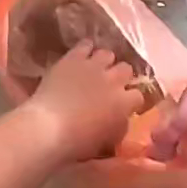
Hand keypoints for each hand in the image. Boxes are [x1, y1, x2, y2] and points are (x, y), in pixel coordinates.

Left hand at [24, 42, 145, 160]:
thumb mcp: (106, 141)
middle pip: (126, 69)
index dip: (131, 100)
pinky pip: (85, 45)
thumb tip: (121, 119)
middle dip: (120, 76)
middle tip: (110, 84)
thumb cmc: (77, 142)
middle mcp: (113, 80)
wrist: (48, 126)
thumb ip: (118, 127)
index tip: (123, 104)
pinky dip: (85, 49)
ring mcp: (93, 66)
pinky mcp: (73, 58)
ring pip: (108, 54)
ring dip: (104, 61)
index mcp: (124, 103)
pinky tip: (81, 55)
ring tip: (95, 68)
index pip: (138, 96)